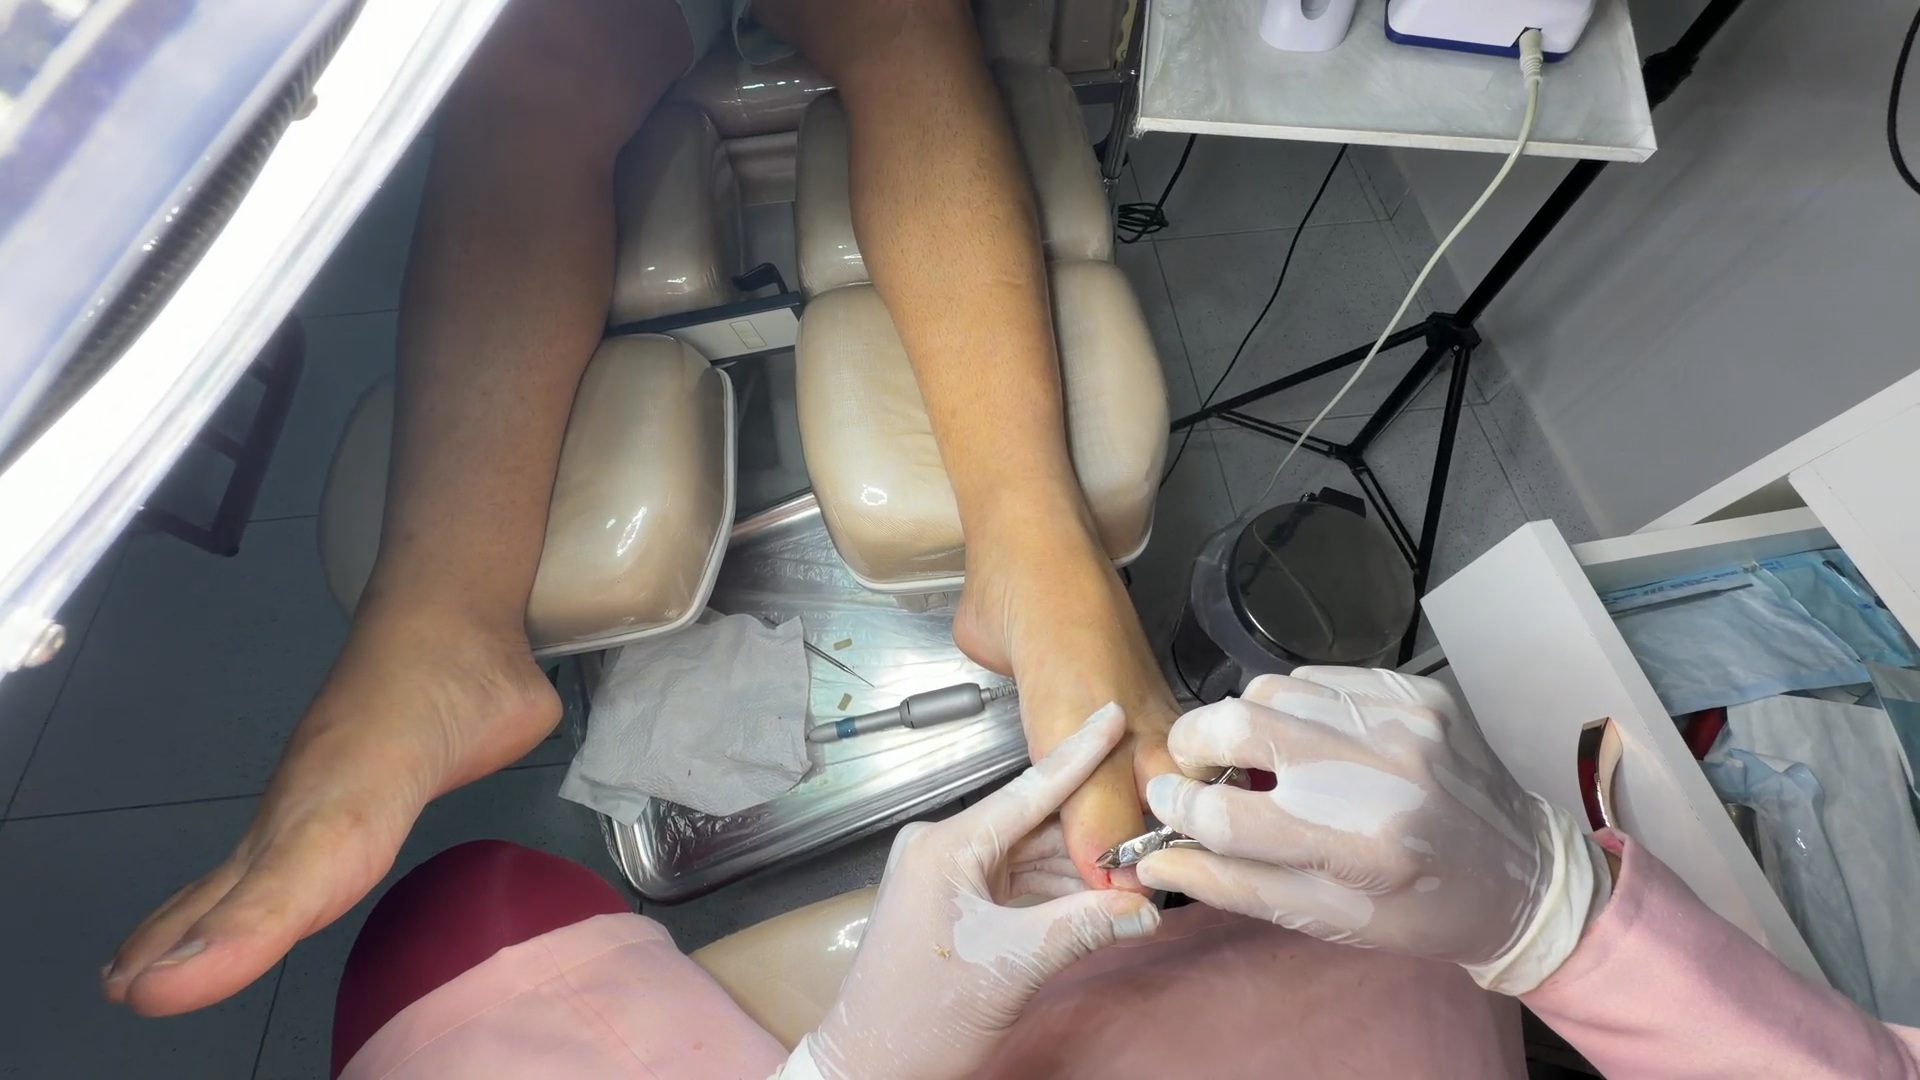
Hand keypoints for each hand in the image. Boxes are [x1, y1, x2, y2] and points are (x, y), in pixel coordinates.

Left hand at [785, 703, 1161, 1079]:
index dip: (1077, 753)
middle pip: (1031, 822)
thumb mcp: (1011, 966)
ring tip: (1128, 864)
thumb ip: (1082, 927)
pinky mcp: (953, 892)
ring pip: (1025, 851)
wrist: (869, 1066)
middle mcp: (943, 843)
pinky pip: (1012, 875)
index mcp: (946, 844)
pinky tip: (1091, 890)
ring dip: (1074, 862)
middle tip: (1143, 820)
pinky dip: (1050, 884)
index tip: (1109, 716)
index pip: (1026, 790)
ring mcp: (946, 868)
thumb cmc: (922, 1016)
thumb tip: (1144, 906)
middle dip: (1087, 827)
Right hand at [1135, 668, 1606, 994]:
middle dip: (1193, 742)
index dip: (1176, 805)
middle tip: (1198, 764)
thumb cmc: (1415, 910)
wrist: (1525, 875)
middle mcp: (1377, 772)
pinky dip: (1294, 704)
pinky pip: (1313, 677)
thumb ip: (1230, 885)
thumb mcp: (1323, 919)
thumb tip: (1151, 861)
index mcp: (1355, 848)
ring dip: (1246, 720)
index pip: (1223, 815)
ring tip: (1266, 754)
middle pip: (1235, 722)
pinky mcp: (1410, 689)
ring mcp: (1398, 719)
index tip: (1166, 801)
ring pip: (1267, 689)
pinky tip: (1314, 737)